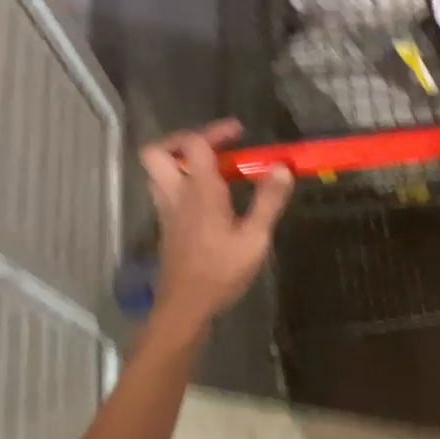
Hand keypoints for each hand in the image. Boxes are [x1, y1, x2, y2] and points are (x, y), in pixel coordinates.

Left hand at [140, 120, 292, 327]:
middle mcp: (176, 194)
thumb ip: (268, 201)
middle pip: (158, 152)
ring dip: (179, 162)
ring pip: (157, 172)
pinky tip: (208, 199)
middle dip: (183, 140)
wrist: (185, 307)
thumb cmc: (221, 272)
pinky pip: (165, 191)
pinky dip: (182, 183)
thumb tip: (282, 167)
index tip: (239, 133)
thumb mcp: (254, 239)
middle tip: (212, 147)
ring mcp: (167, 211)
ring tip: (210, 169)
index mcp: (199, 191)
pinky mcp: (167, 227)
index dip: (215, 131)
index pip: (195, 144)